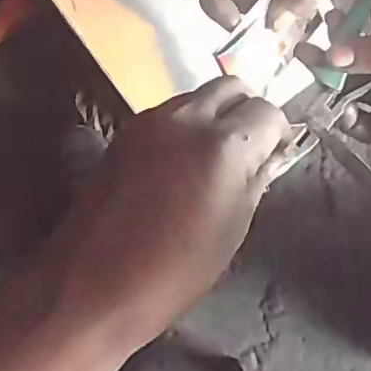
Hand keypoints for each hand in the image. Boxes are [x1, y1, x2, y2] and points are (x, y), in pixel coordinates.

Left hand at [53, 79, 291, 344]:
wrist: (93, 284)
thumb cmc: (177, 270)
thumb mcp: (233, 226)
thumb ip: (257, 177)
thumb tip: (270, 153)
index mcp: (224, 144)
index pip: (267, 111)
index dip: (277, 132)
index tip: (275, 154)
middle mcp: (189, 118)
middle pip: (231, 87)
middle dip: (247, 110)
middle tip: (250, 147)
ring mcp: (152, 120)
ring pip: (198, 96)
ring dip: (215, 115)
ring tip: (213, 157)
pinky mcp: (126, 131)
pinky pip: (169, 112)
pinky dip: (186, 125)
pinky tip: (181, 163)